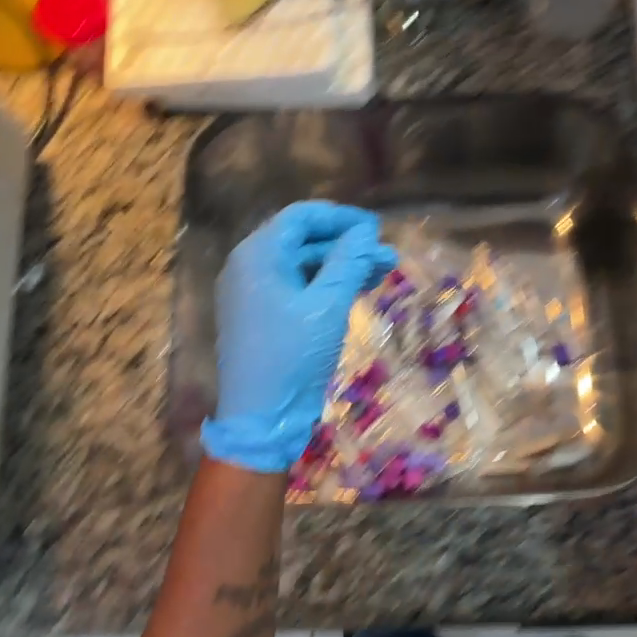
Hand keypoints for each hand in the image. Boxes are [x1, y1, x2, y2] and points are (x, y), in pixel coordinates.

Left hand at [201, 202, 397, 471]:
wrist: (261, 418)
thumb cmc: (293, 356)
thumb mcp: (328, 306)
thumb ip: (348, 262)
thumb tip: (366, 232)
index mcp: (258, 256)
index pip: (301, 218)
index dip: (341, 218)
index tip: (376, 229)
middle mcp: (249, 267)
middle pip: (302, 241)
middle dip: (346, 245)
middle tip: (387, 256)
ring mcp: (253, 294)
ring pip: (303, 267)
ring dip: (341, 267)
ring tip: (382, 273)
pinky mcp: (261, 318)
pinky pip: (296, 289)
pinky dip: (326, 287)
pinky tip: (356, 292)